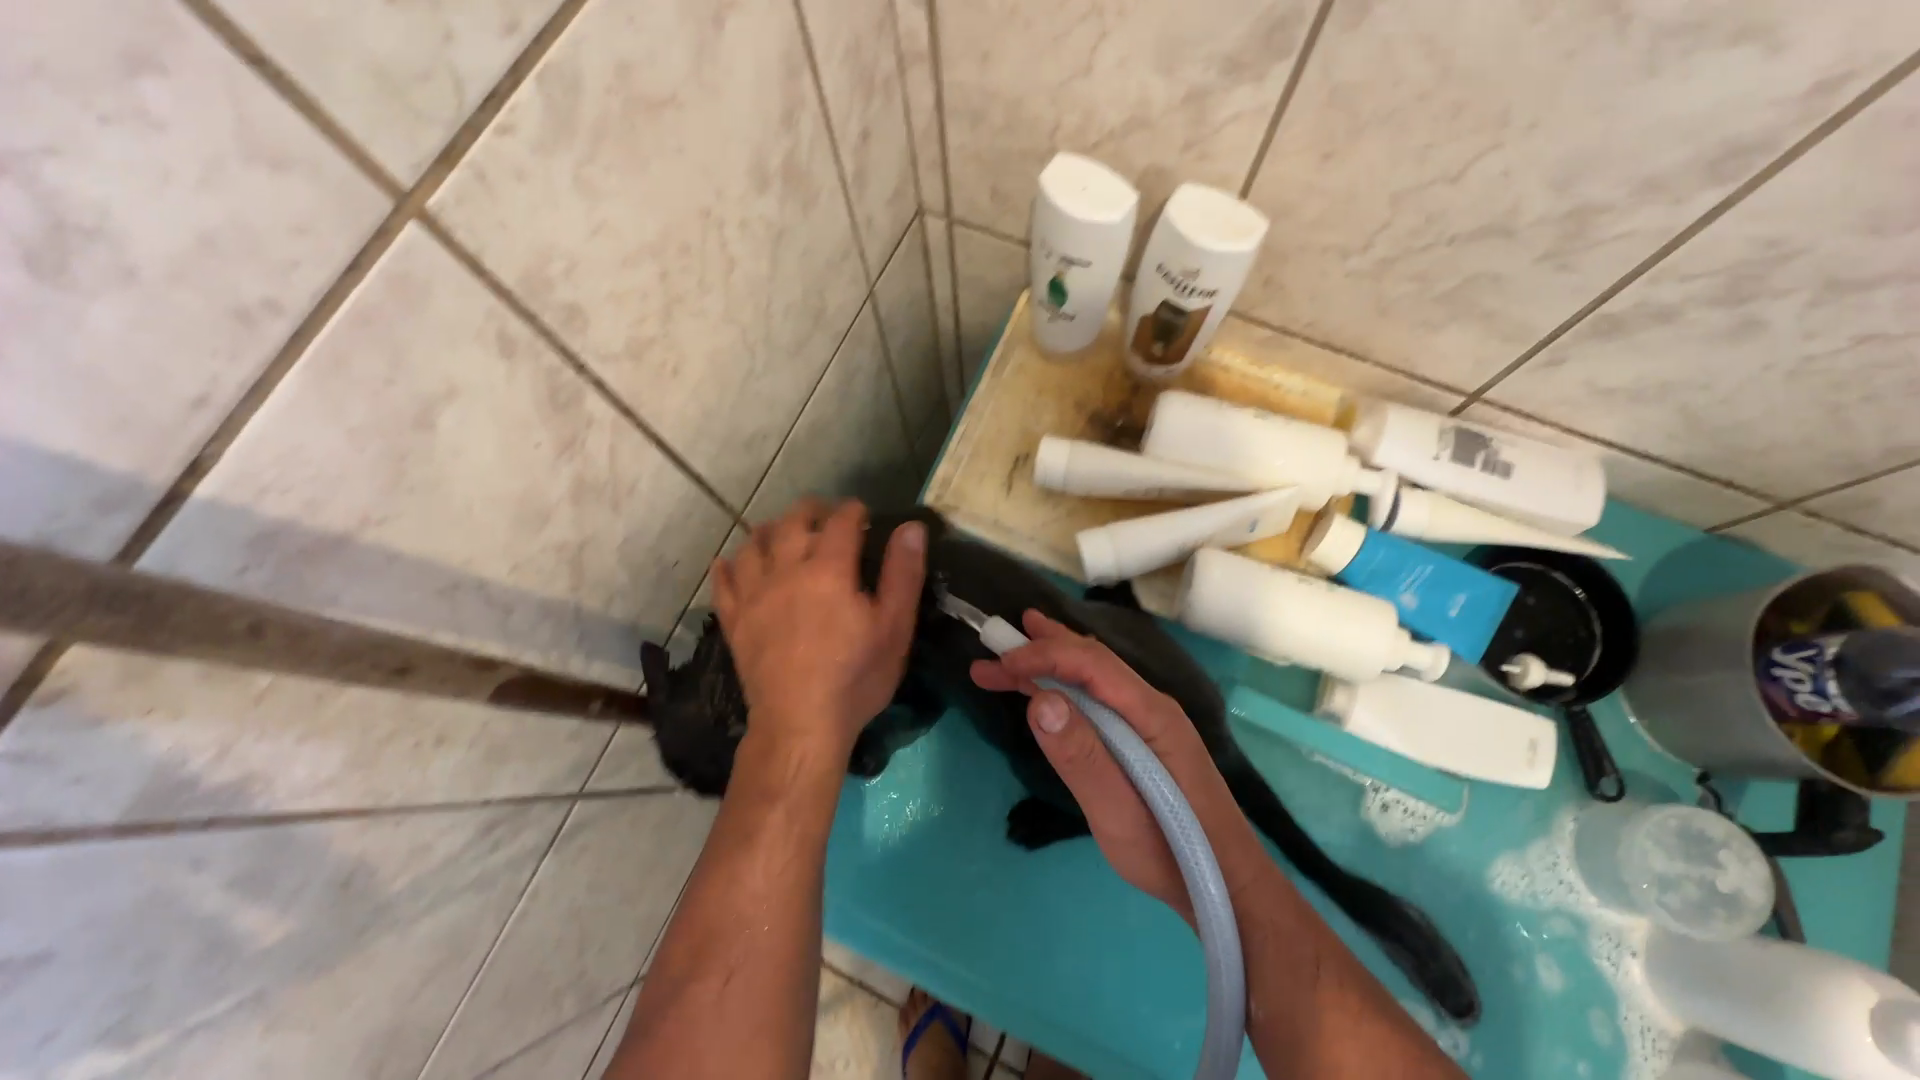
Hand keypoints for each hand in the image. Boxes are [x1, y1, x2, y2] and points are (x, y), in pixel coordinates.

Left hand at [712, 499, 926, 764]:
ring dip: (769, 530)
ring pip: (754, 544)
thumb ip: (903, 574)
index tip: (863, 513)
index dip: (853, 511)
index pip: (840, 522)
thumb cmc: (855, 677)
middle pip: (792, 523)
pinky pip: (724, 582)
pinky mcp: (734, 621)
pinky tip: (732, 563)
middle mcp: (786, 570)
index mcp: (829, 569)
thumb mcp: (894, 628)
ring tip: (781, 532)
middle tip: (824, 514)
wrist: (800, 723)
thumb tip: (911, 527)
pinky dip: (728, 566)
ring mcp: (754, 595)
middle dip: (811, 511)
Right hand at [970, 611, 1254, 915]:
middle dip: (1041, 648)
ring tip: (1010, 653)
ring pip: (1094, 678)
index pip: (1091, 663)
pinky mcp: (1143, 743)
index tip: (999, 662)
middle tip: (993, 644)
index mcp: (1151, 714)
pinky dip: (1065, 689)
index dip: (1044, 655)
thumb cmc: (1171, 852)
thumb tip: (1041, 700)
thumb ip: (1081, 757)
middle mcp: (1151, 707)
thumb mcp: (1117, 812)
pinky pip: (1099, 701)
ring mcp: (1149, 724)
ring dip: (1050, 664)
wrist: (1224, 885)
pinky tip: (1045, 692)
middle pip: (1092, 661)